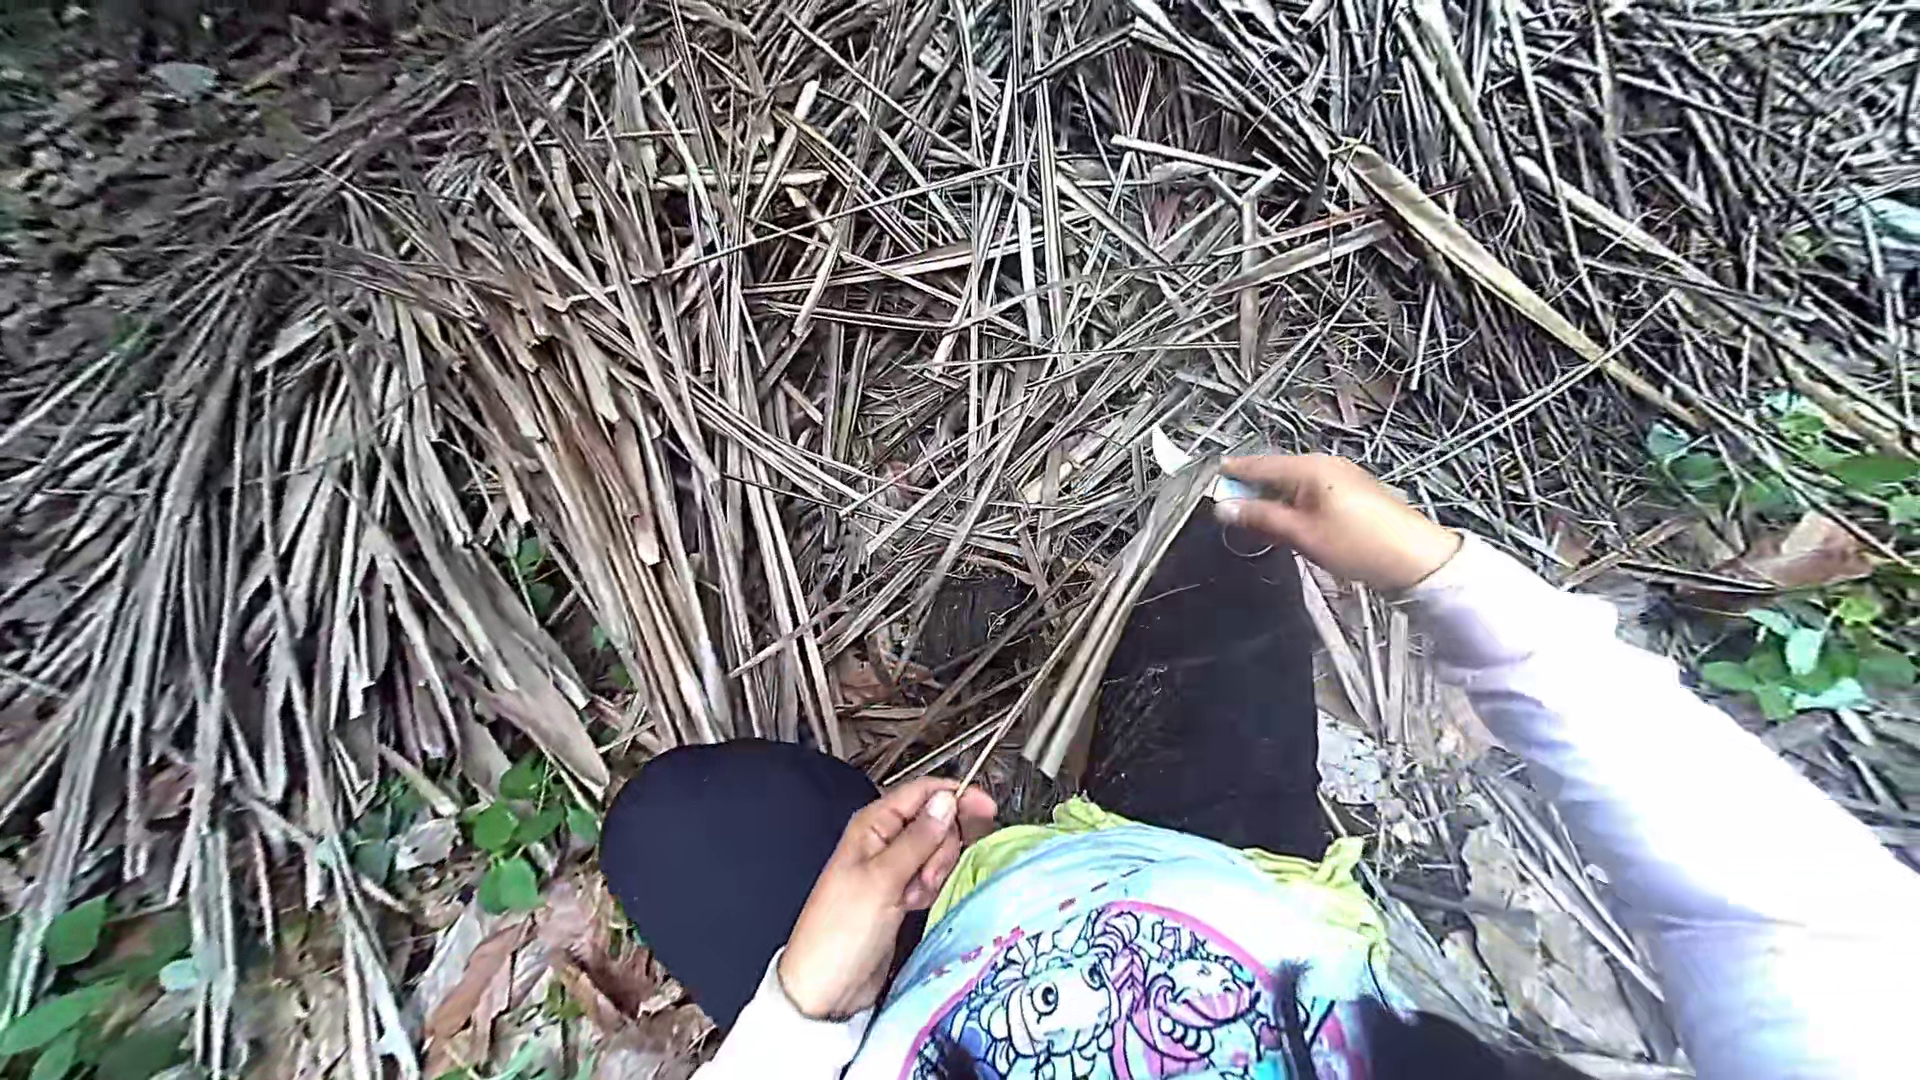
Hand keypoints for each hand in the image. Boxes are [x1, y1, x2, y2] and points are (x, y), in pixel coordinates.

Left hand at [777, 778, 996, 1019]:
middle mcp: (885, 837)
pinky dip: (930, 887)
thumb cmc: (842, 929)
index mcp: (874, 822)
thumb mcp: (883, 879)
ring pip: (936, 849)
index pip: (923, 792)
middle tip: (928, 874)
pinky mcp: (901, 890)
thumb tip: (946, 799)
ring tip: (914, 894)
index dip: (956, 795)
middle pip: (935, 820)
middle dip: (941, 845)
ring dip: (935, 870)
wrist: (826, 989)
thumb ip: (919, 837)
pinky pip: (931, 874)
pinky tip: (914, 903)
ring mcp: (894, 865)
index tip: (985, 807)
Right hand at [1216, 454, 1461, 590]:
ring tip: (1251, 520)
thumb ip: (1259, 517)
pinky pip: (1306, 491)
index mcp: (1309, 468)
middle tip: (1226, 509)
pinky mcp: (1348, 492)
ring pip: (1289, 483)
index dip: (1231, 473)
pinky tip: (1282, 521)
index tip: (1208, 481)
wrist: (1417, 561)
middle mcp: (1323, 464)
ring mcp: (1338, 476)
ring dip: (1268, 499)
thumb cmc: (1358, 545)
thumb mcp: (1300, 533)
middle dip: (1248, 488)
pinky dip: (1288, 503)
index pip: (1257, 464)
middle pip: (1273, 472)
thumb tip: (1224, 507)